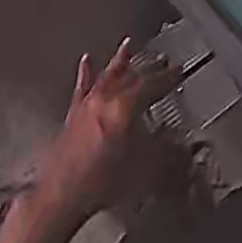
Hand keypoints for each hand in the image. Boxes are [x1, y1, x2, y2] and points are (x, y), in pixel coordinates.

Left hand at [31, 39, 178, 225]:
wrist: (61, 196)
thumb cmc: (101, 182)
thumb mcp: (143, 168)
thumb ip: (162, 149)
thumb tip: (174, 140)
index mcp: (125, 107)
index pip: (154, 86)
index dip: (169, 79)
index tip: (180, 73)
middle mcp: (106, 99)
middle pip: (133, 76)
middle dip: (151, 69)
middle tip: (164, 61)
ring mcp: (88, 104)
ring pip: (108, 75)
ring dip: (121, 61)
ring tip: (128, 46)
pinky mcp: (74, 114)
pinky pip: (83, 86)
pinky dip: (86, 72)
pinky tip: (86, 61)